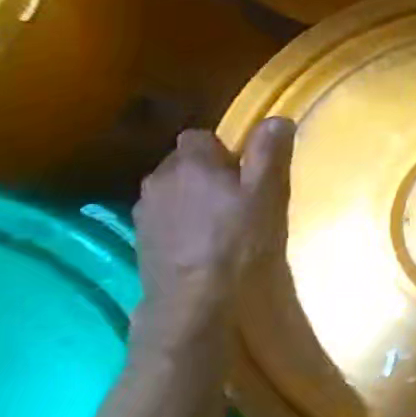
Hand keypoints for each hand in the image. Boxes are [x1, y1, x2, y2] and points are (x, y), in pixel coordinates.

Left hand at [133, 118, 294, 327]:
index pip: (200, 136)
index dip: (223, 150)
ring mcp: (144, 210)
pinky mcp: (139, 239)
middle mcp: (159, 177)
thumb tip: (276, 118)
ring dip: (190, 200)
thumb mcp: (267, 194)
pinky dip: (179, 224)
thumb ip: (270, 153)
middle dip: (205, 174)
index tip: (244, 171)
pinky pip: (163, 218)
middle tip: (236, 199)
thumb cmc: (238, 241)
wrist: (193, 298)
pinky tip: (199, 245)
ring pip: (172, 191)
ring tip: (217, 225)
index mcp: (191, 161)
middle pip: (184, 164)